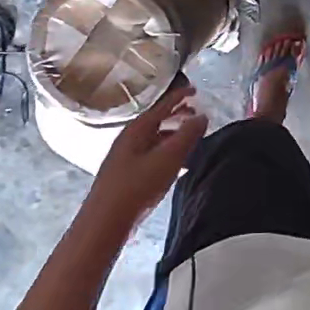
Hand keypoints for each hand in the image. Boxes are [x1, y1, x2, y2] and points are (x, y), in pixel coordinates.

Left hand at [82, 82, 207, 230]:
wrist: (106, 221)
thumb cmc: (137, 186)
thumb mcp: (168, 158)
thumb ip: (187, 135)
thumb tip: (202, 116)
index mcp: (138, 129)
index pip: (162, 104)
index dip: (180, 95)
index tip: (196, 89)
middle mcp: (130, 138)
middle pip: (157, 120)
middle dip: (178, 115)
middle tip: (197, 114)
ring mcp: (126, 156)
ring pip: (155, 138)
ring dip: (174, 134)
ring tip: (191, 138)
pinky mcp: (127, 174)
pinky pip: (152, 154)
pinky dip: (167, 152)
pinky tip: (178, 165)